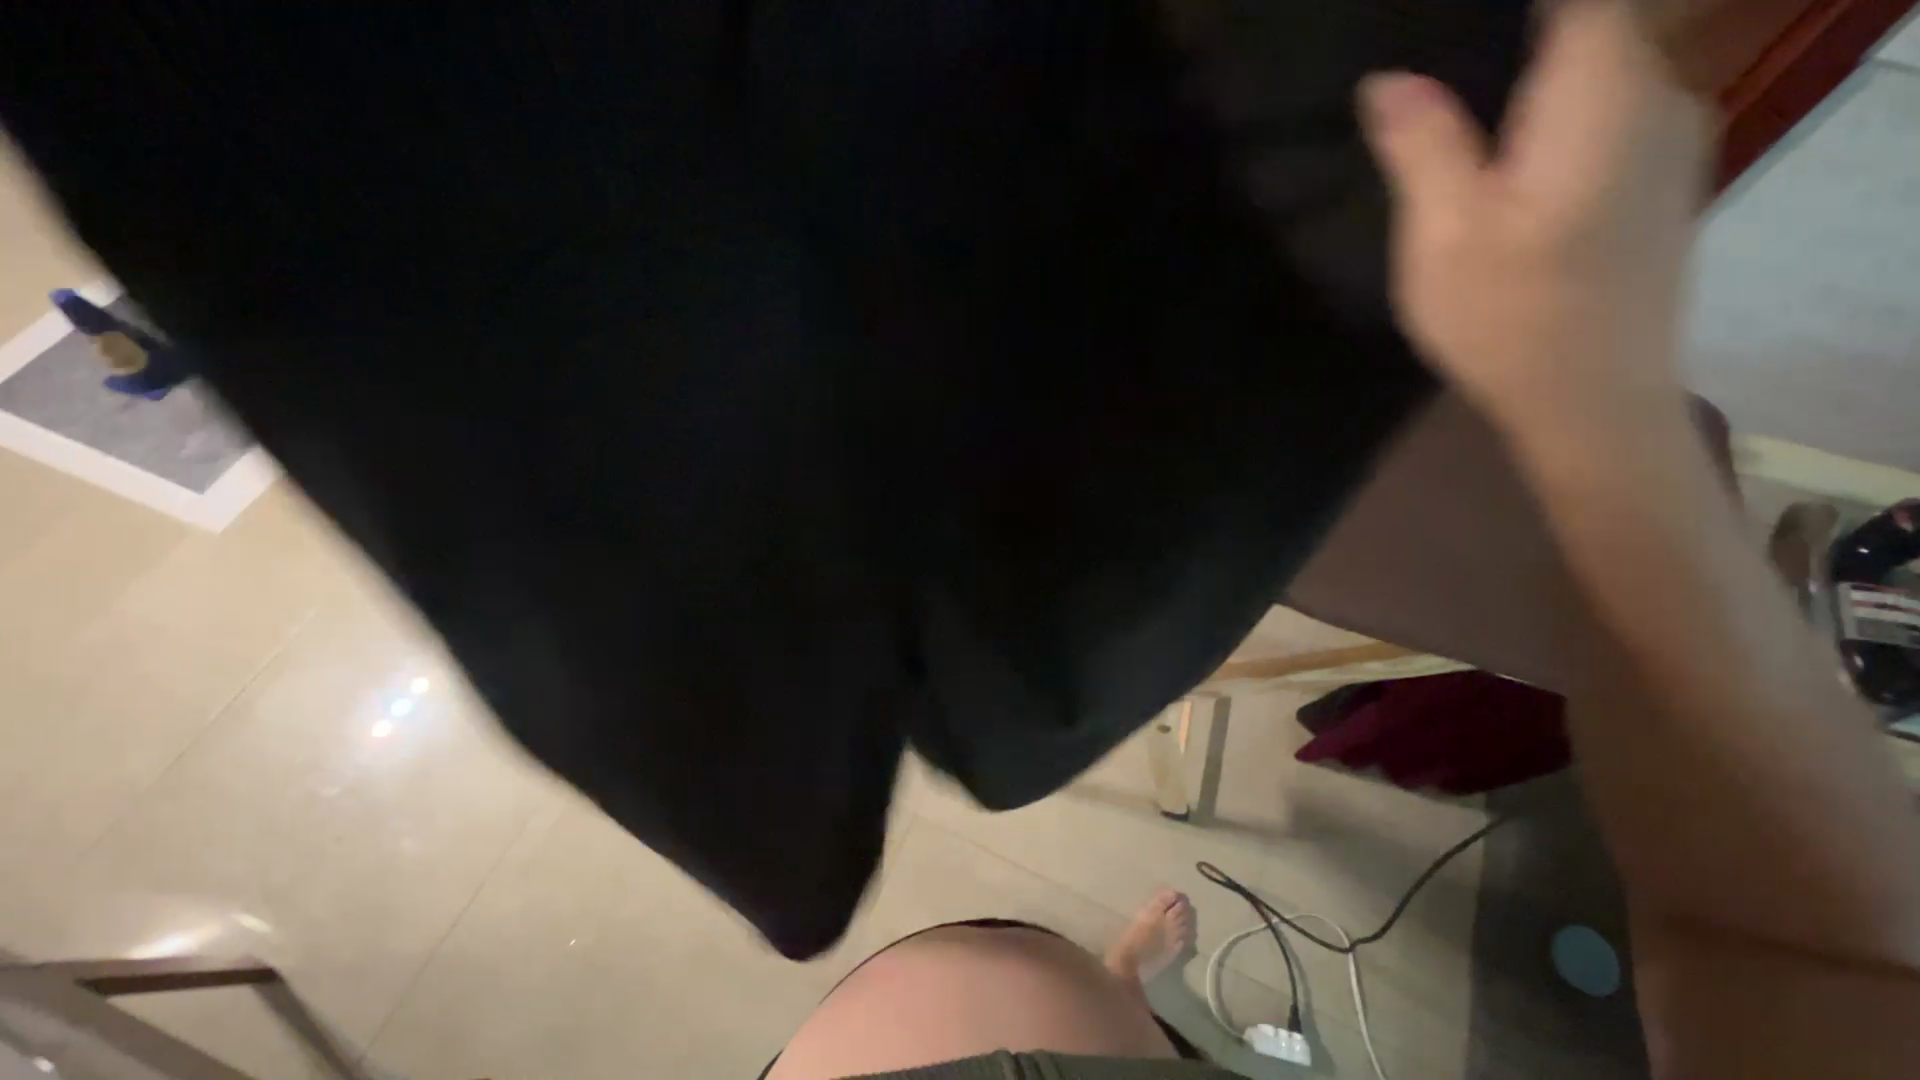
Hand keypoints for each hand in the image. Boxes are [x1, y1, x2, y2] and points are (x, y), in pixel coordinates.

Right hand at [1357, 0, 1712, 428]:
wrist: (1593, 407)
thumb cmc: (1510, 320)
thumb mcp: (1442, 234)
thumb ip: (1423, 144)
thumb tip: (1389, 80)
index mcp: (1602, 95)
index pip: (1569, 2)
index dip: (1493, 22)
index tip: (1430, 54)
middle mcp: (1658, 98)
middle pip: (1583, 31)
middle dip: (1501, 53)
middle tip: (1420, 100)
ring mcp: (1672, 142)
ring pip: (1596, 76)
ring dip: (1525, 92)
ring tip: (1449, 133)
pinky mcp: (1663, 184)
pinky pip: (1607, 117)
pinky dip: (1553, 124)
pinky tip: (1504, 175)